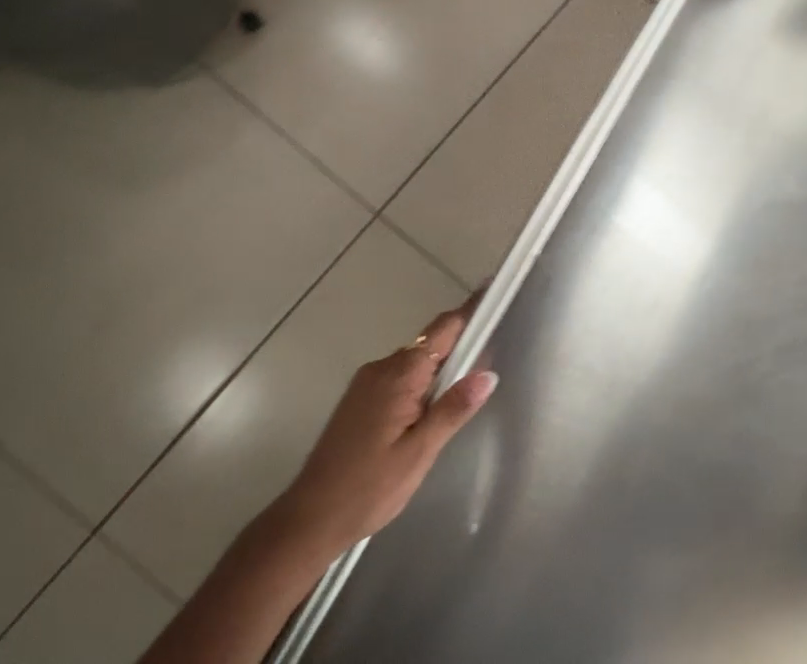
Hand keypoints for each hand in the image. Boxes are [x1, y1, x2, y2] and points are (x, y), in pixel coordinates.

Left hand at [268, 304, 498, 555]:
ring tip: (468, 390)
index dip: (470, 311)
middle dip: (462, 344)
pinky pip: (400, 377)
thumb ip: (453, 410)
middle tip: (494, 358)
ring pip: (415, 362)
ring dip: (442, 368)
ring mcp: (367, 383)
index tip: (493, 291)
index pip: (442, 330)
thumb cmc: (370, 487)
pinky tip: (434, 408)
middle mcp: (380, 369)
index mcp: (398, 376)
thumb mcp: (420, 452)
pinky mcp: (360, 400)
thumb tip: (488, 374)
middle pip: (430, 344)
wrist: (312, 516)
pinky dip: (423, 382)